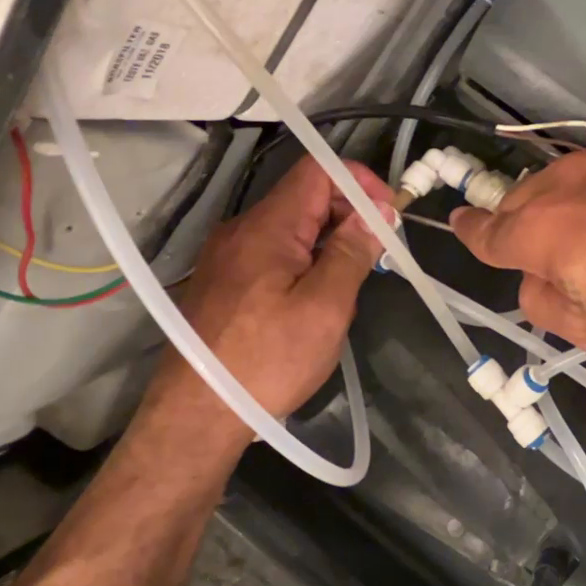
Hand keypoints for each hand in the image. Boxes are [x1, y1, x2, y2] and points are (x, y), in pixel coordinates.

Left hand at [143, 156, 392, 442]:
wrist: (197, 415)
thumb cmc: (267, 362)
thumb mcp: (324, 308)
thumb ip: (352, 254)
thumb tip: (377, 212)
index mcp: (267, 228)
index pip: (318, 170)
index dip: (360, 181)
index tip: (389, 216)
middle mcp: (242, 230)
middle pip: (305, 196)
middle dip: (349, 214)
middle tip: (380, 254)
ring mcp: (228, 256)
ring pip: (291, 227)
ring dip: (330, 241)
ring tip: (353, 281)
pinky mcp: (224, 282)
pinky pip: (273, 253)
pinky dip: (305, 260)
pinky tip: (317, 298)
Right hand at [451, 148, 585, 361]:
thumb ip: (545, 304)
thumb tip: (535, 279)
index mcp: (542, 234)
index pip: (487, 232)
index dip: (469, 233)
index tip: (458, 225)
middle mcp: (561, 187)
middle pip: (517, 205)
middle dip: (518, 230)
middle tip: (546, 263)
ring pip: (552, 186)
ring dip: (554, 211)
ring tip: (585, 244)